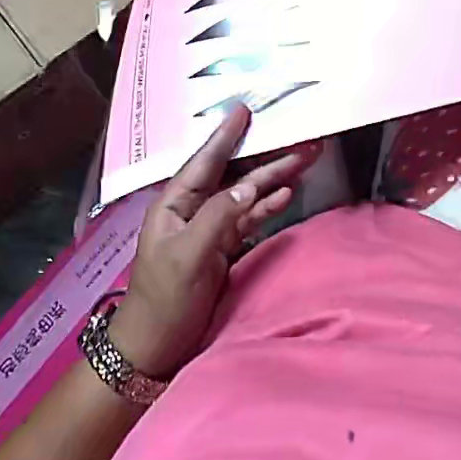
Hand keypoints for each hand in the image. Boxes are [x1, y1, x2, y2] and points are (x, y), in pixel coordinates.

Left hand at [107, 104, 316, 377]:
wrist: (154, 349)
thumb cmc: (162, 300)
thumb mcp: (187, 256)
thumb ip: (218, 217)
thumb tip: (250, 187)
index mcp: (175, 203)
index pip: (205, 160)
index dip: (226, 135)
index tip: (245, 110)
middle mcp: (193, 208)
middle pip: (235, 173)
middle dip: (267, 155)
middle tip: (302, 138)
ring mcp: (210, 227)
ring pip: (247, 193)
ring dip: (275, 177)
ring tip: (306, 159)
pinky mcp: (224, 246)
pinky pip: (251, 217)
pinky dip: (270, 205)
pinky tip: (288, 193)